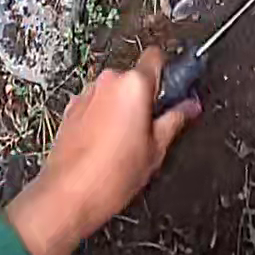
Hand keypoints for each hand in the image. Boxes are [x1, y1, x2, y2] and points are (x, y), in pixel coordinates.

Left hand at [4, 48, 200, 254]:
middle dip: (144, 97)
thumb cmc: (110, 176)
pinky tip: (104, 145)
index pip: (157, 57)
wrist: (65, 198)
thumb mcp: (155, 150)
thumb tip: (190, 107)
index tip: (171, 92)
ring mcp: (89, 92)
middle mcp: (110, 80)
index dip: (166, 73)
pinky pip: (96, 102)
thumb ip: (175, 120)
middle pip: (136, 77)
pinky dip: (103, 115)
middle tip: (149, 127)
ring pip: (115, 91)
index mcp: (134, 84)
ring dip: (122, 106)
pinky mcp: (72, 107)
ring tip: (124, 142)